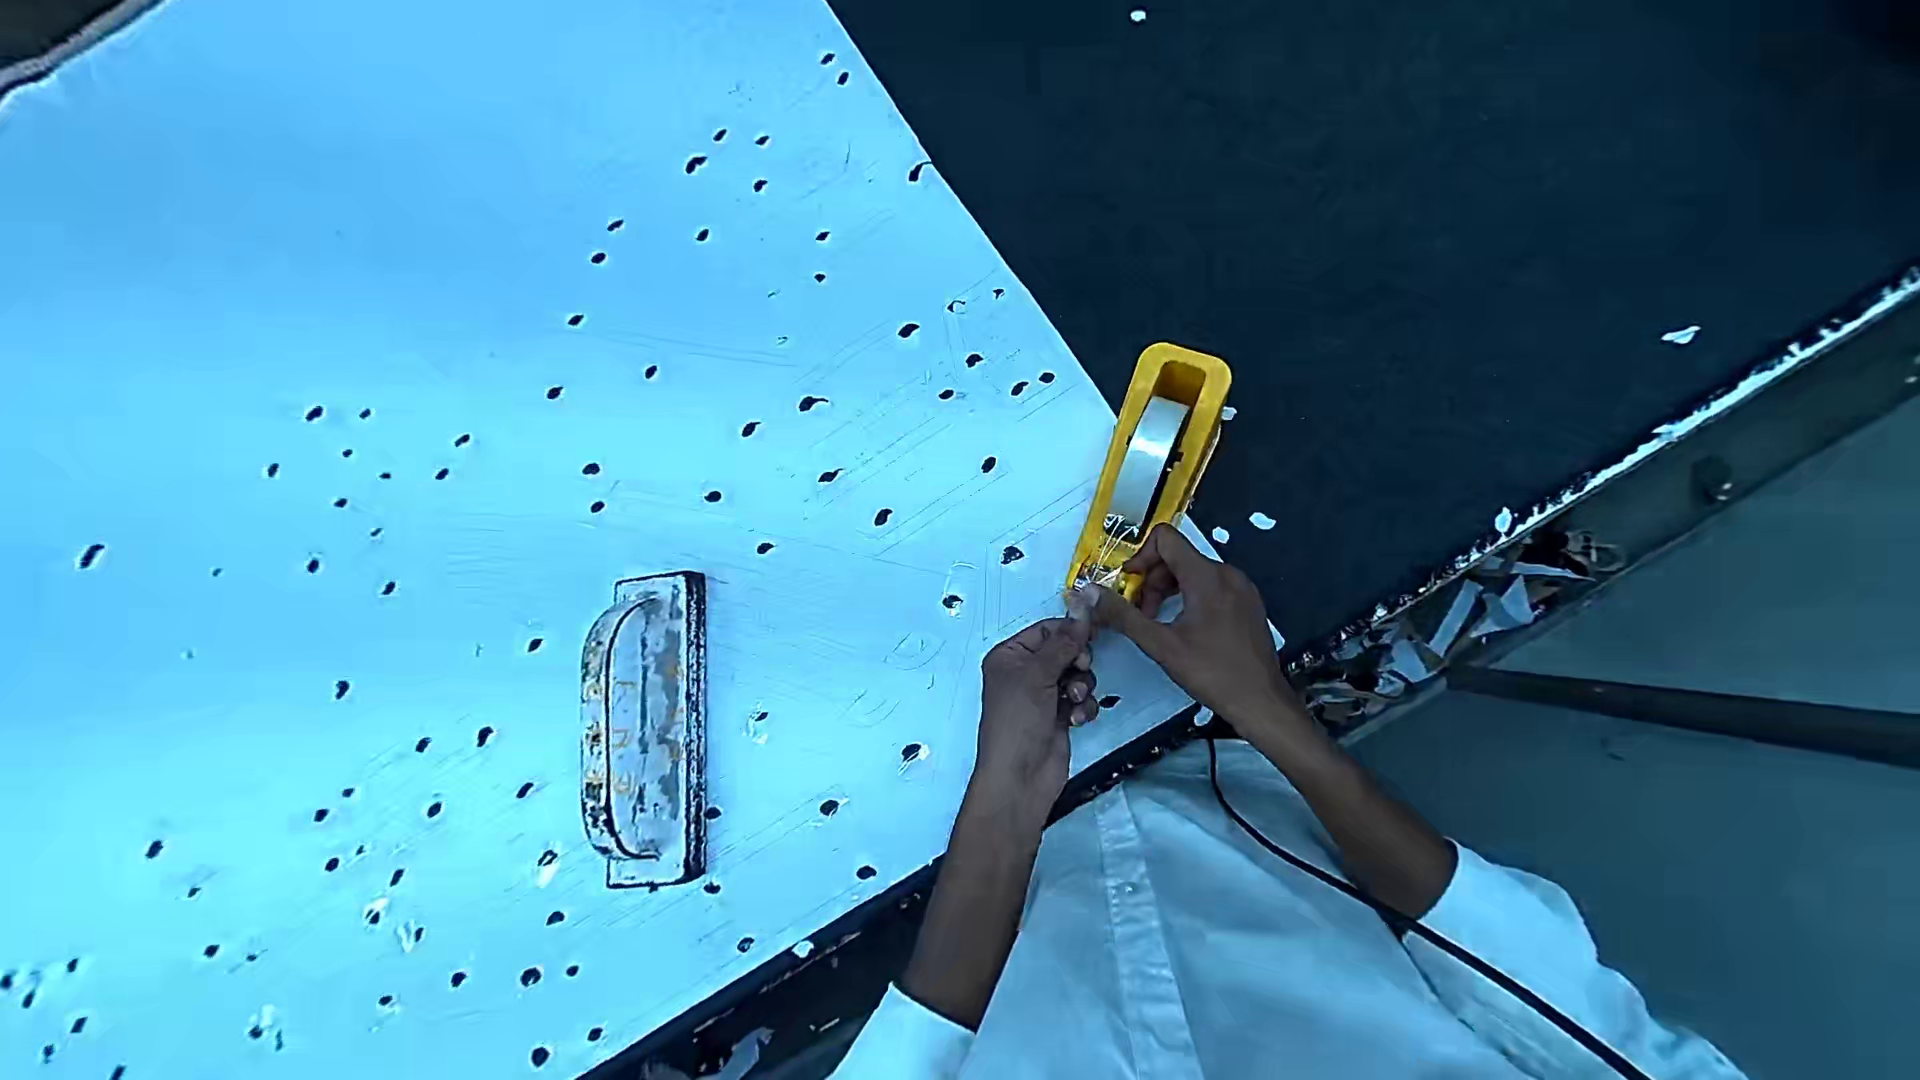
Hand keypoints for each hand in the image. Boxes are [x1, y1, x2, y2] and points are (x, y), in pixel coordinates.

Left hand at [973, 617, 1097, 819]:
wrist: (1021, 778)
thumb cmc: (1019, 720)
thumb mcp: (1038, 674)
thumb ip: (1064, 641)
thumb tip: (1082, 604)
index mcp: (1010, 655)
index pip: (1046, 629)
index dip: (1069, 632)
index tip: (1090, 637)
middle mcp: (1024, 671)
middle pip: (1065, 650)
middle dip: (1077, 662)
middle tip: (1078, 671)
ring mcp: (1042, 694)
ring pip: (1077, 674)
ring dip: (1082, 686)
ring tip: (1073, 702)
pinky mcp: (1059, 715)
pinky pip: (1081, 698)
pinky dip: (1083, 707)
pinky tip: (1076, 720)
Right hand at [1088, 524, 1309, 739]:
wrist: (1261, 702)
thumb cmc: (1212, 673)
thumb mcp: (1160, 644)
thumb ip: (1122, 615)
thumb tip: (1089, 593)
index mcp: (1207, 576)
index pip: (1166, 538)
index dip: (1140, 557)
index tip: (1130, 585)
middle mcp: (1227, 573)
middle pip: (1177, 557)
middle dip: (1151, 581)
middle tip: (1141, 614)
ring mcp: (1241, 587)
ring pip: (1193, 571)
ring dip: (1167, 590)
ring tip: (1157, 622)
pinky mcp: (1248, 602)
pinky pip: (1211, 585)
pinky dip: (1189, 597)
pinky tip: (1183, 627)